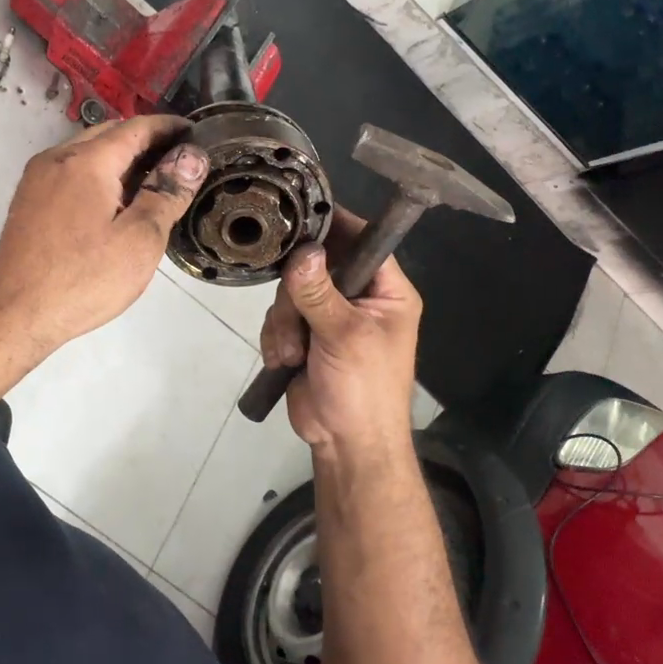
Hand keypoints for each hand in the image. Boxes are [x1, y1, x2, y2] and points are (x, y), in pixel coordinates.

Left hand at [0, 116, 207, 351]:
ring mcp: (37, 179)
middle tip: (178, 161)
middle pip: (108, 135)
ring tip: (152, 181)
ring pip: (86, 153)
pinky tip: (113, 202)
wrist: (13, 314)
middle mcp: (57, 158)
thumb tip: (191, 157)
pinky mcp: (28, 201)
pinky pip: (69, 172)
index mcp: (86, 161)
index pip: (135, 128)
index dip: (168, 127)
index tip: (195, 133)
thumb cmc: (82, 279)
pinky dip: (96, 174)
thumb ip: (167, 193)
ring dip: (119, 158)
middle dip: (144, 140)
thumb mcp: (139, 240)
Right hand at [259, 210, 421, 456]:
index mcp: (386, 291)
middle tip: (296, 320)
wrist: (346, 445)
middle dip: (296, 296)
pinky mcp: (303, 336)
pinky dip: (276, 338)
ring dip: (284, 324)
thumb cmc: (364, 389)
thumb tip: (302, 250)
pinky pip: (278, 317)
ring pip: (290, 293)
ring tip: (291, 353)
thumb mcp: (344, 336)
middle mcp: (359, 297)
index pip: (362, 240)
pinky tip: (284, 360)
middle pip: (315, 265)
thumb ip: (319, 292)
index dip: (333, 226)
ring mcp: (328, 317)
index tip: (299, 218)